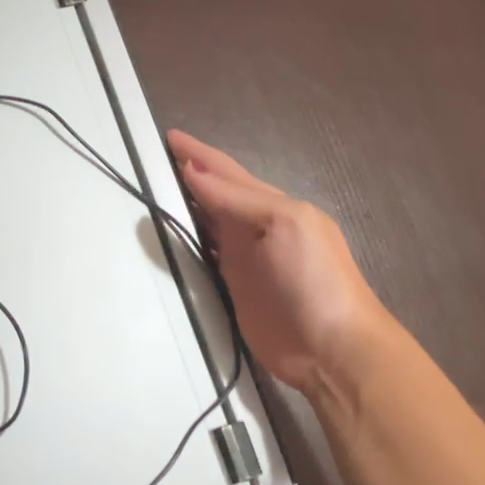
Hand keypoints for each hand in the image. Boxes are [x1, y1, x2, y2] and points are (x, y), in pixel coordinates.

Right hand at [168, 130, 396, 400]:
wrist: (331, 348)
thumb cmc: (315, 280)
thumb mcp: (284, 225)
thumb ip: (238, 199)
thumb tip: (193, 171)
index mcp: (274, 205)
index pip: (228, 172)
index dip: (199, 154)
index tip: (169, 136)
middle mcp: (256, 227)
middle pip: (216, 193)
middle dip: (189, 174)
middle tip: (153, 160)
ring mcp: (245, 259)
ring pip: (207, 222)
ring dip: (185, 206)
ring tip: (155, 191)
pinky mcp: (233, 289)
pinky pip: (203, 257)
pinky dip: (187, 242)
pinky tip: (170, 237)